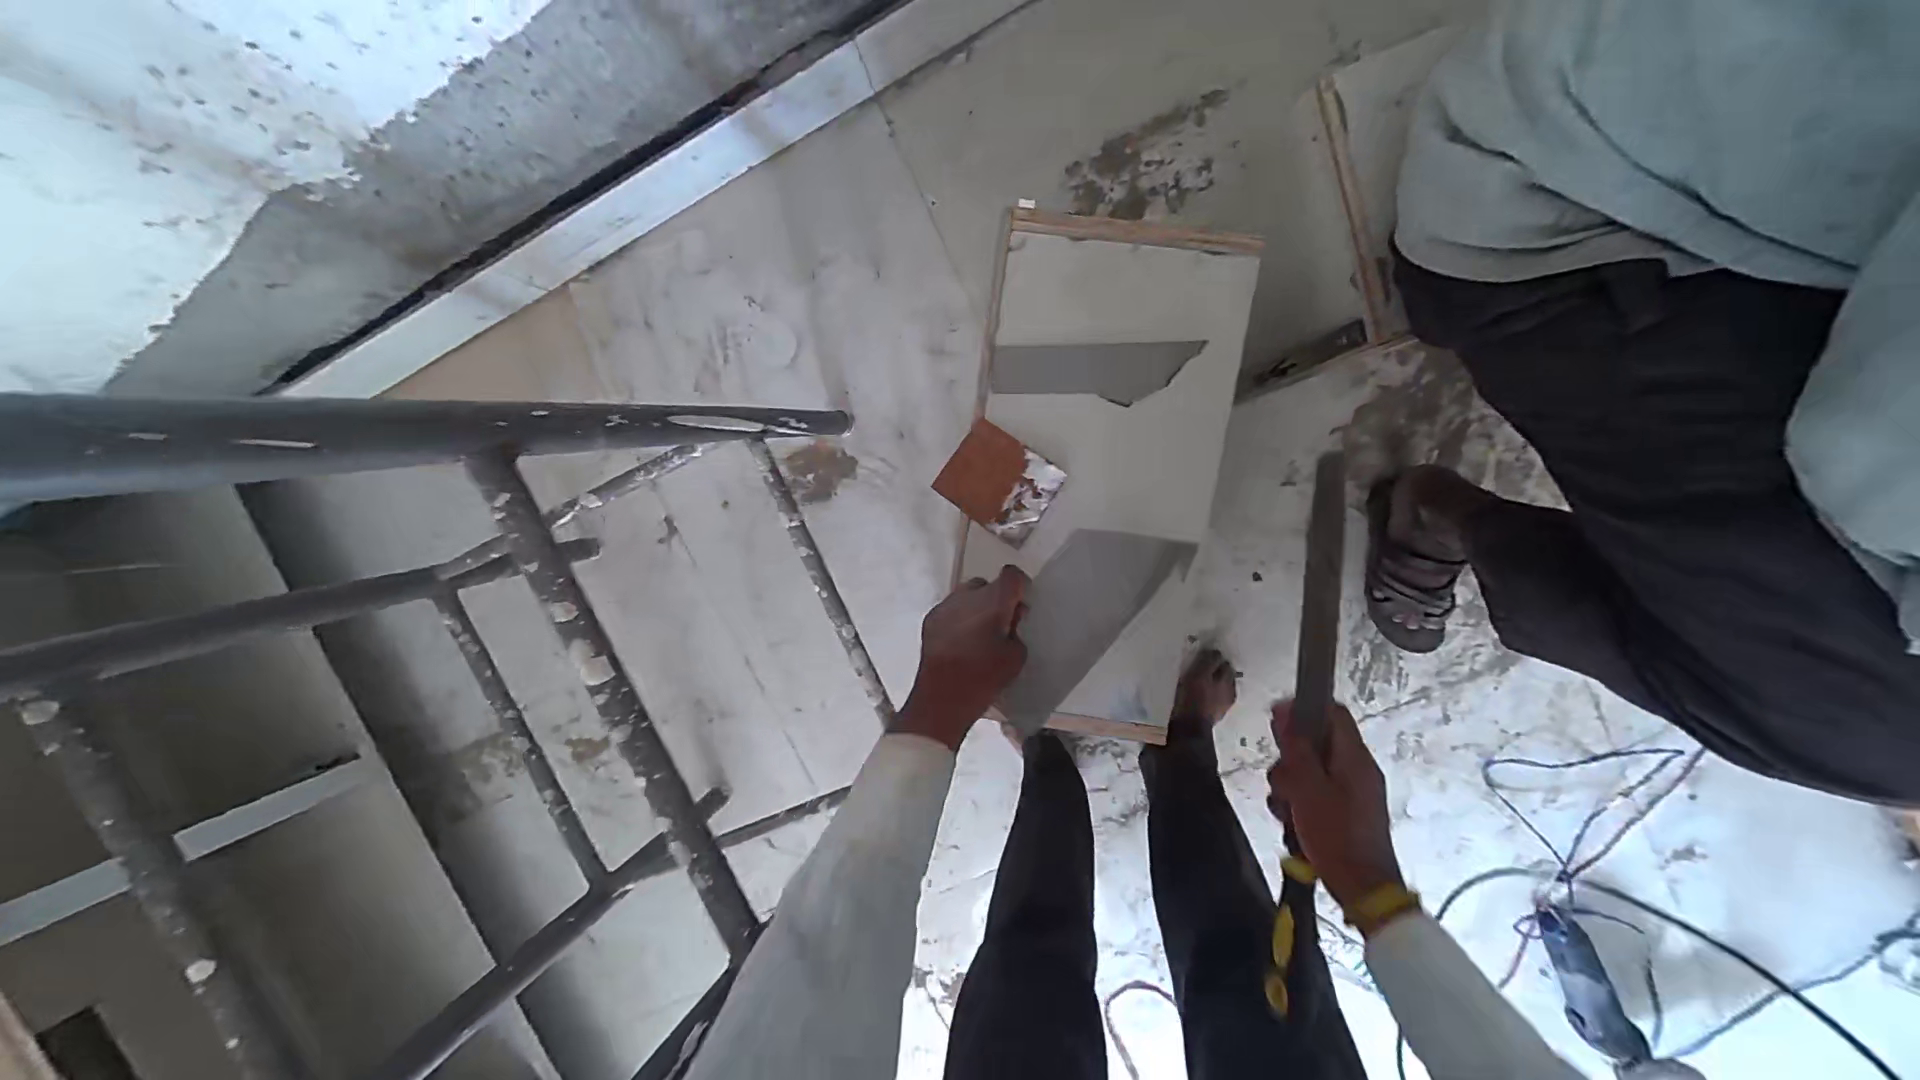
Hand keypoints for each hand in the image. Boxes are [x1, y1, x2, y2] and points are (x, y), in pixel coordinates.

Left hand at [897, 567, 1029, 749]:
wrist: (942, 697)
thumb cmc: (984, 677)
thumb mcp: (1016, 656)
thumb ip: (1017, 629)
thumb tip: (1009, 621)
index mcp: (994, 600)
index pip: (1012, 575)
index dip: (1019, 587)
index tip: (1020, 605)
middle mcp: (967, 596)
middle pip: (987, 584)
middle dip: (996, 599)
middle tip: (1001, 624)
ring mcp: (945, 606)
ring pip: (966, 596)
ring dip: (975, 608)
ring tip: (979, 635)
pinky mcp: (930, 619)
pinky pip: (950, 610)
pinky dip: (958, 619)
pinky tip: (960, 643)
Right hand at [1266, 700, 1404, 921]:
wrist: (1362, 889)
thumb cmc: (1335, 834)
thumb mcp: (1307, 787)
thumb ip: (1295, 748)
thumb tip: (1284, 711)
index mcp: (1354, 758)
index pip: (1333, 712)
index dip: (1302, 709)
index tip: (1276, 723)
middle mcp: (1356, 769)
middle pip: (1315, 742)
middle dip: (1290, 757)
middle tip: (1281, 777)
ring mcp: (1351, 791)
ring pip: (1309, 768)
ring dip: (1289, 783)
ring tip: (1285, 806)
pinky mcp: (1343, 810)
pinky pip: (1313, 790)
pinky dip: (1297, 800)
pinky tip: (1290, 819)